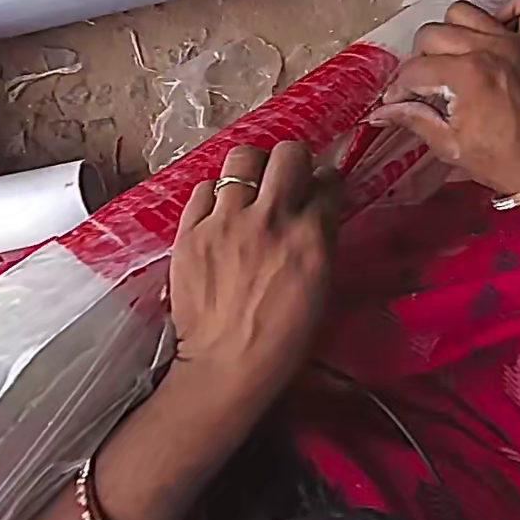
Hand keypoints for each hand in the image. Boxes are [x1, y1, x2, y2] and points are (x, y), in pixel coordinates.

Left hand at [168, 142, 338, 407]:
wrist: (226, 365)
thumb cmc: (285, 336)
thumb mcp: (320, 284)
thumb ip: (321, 238)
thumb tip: (319, 207)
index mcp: (311, 236)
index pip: (328, 183)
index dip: (327, 183)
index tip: (321, 189)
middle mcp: (271, 218)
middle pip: (288, 154)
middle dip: (294, 160)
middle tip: (288, 178)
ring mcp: (226, 221)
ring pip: (242, 159)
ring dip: (252, 170)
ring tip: (250, 189)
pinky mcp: (191, 231)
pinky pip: (205, 188)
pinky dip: (217, 196)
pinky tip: (221, 213)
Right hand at [367, 0, 519, 194]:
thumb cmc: (500, 160)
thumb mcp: (448, 145)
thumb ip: (413, 119)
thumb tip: (381, 112)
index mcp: (465, 75)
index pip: (414, 70)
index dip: (399, 89)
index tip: (397, 103)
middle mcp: (487, 50)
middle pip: (432, 34)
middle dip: (419, 61)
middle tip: (423, 86)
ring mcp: (512, 43)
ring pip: (465, 12)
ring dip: (451, 33)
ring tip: (451, 59)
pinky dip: (510, 11)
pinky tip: (494, 31)